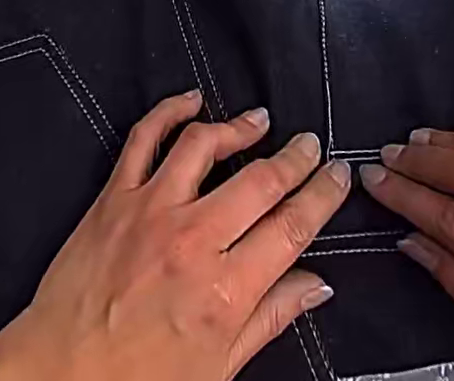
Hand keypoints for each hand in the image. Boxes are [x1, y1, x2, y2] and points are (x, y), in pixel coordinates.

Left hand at [0, 91, 350, 380]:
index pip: (293, 226)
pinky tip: (192, 100)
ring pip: (205, 146)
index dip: (324, 193)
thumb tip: (318, 283)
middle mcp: (193, 242)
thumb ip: (271, 318)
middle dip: (297, 156)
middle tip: (311, 143)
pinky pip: (144, 138)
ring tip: (260, 120)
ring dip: (239, 127)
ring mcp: (151, 212)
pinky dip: (169, 110)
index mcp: (224, 292)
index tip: (338, 173)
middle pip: (261, 180)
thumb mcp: (218, 369)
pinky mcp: (114, 197)